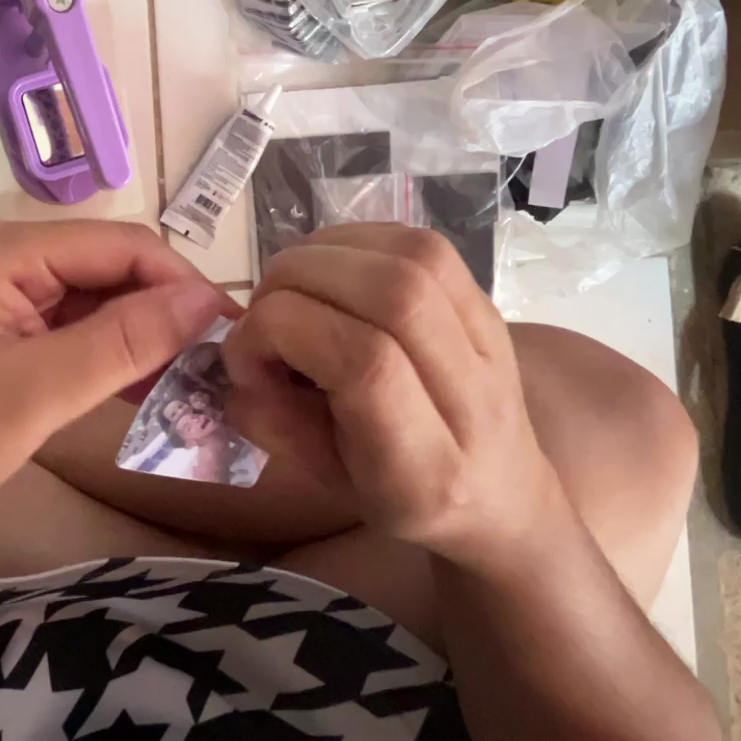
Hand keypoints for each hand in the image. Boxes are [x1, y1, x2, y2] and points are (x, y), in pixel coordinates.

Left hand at [0, 219, 231, 540]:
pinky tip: (144, 391)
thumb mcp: (38, 392)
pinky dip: (108, 355)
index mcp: (7, 250)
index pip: (121, 245)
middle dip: (163, 313)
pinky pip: (70, 327)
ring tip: (191, 385)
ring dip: (140, 338)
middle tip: (216, 369)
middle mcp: (6, 255)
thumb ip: (124, 341)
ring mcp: (2, 291)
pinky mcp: (0, 326)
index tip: (231, 335)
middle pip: (109, 268)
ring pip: (95, 300)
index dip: (181, 283)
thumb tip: (207, 299)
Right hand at [221, 224, 560, 566]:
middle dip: (297, 282)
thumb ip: (271, 419)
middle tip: (263, 313)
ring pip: (411, 257)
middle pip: (392, 293)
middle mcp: (474, 397)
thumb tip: (239, 352)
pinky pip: (421, 244)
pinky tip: (328, 269)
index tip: (245, 357)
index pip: (364, 362)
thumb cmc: (398, 499)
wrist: (501, 498)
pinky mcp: (488, 303)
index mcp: (428, 466)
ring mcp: (491, 341)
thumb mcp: (321, 480)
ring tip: (291, 287)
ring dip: (326, 253)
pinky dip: (356, 241)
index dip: (283, 333)